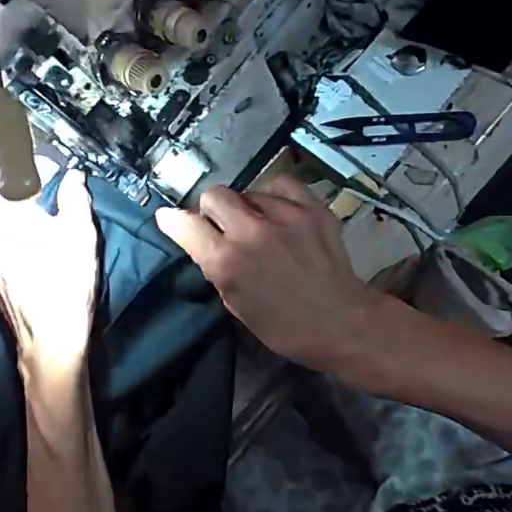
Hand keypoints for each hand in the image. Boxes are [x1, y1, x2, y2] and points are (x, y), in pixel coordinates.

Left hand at [0, 170, 100, 388]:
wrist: (50, 334)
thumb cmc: (67, 280)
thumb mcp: (81, 233)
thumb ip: (75, 198)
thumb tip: (74, 177)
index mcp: (8, 211)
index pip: (12, 175)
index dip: (34, 168)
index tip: (52, 172)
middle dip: (7, 184)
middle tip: (32, 189)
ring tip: (7, 211)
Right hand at [155, 176, 387, 371]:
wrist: (342, 323)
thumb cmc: (283, 326)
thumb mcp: (235, 302)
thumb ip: (215, 265)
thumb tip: (201, 239)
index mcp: (227, 261)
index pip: (186, 224)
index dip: (173, 220)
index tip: (170, 219)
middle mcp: (251, 232)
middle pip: (214, 195)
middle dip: (212, 211)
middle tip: (223, 227)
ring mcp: (285, 215)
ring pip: (247, 190)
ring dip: (245, 207)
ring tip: (259, 225)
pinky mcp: (312, 209)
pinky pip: (281, 185)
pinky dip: (274, 195)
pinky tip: (278, 209)